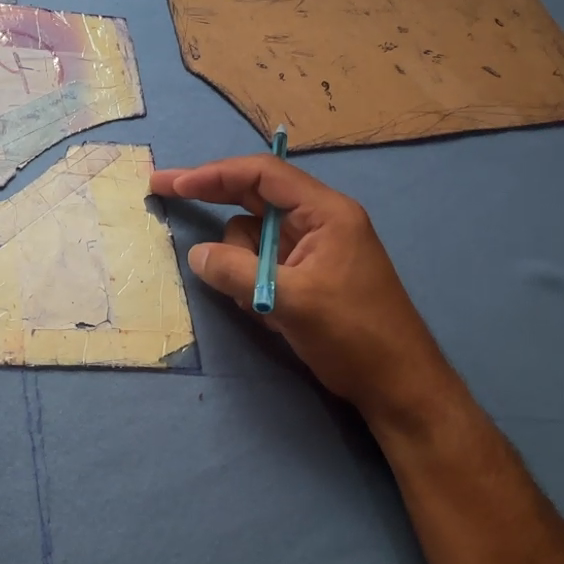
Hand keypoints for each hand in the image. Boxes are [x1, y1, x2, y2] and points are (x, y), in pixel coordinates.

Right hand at [151, 155, 460, 431]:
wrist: (400, 389)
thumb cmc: (355, 336)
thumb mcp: (290, 301)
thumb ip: (236, 272)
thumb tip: (196, 254)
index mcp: (325, 212)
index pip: (261, 175)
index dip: (213, 174)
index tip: (174, 183)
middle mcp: (317, 221)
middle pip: (252, 197)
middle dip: (212, 197)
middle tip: (162, 190)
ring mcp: (311, 249)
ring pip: (251, 238)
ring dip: (240, 264)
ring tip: (262, 304)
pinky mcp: (306, 275)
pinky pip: (261, 264)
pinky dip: (252, 283)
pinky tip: (269, 313)